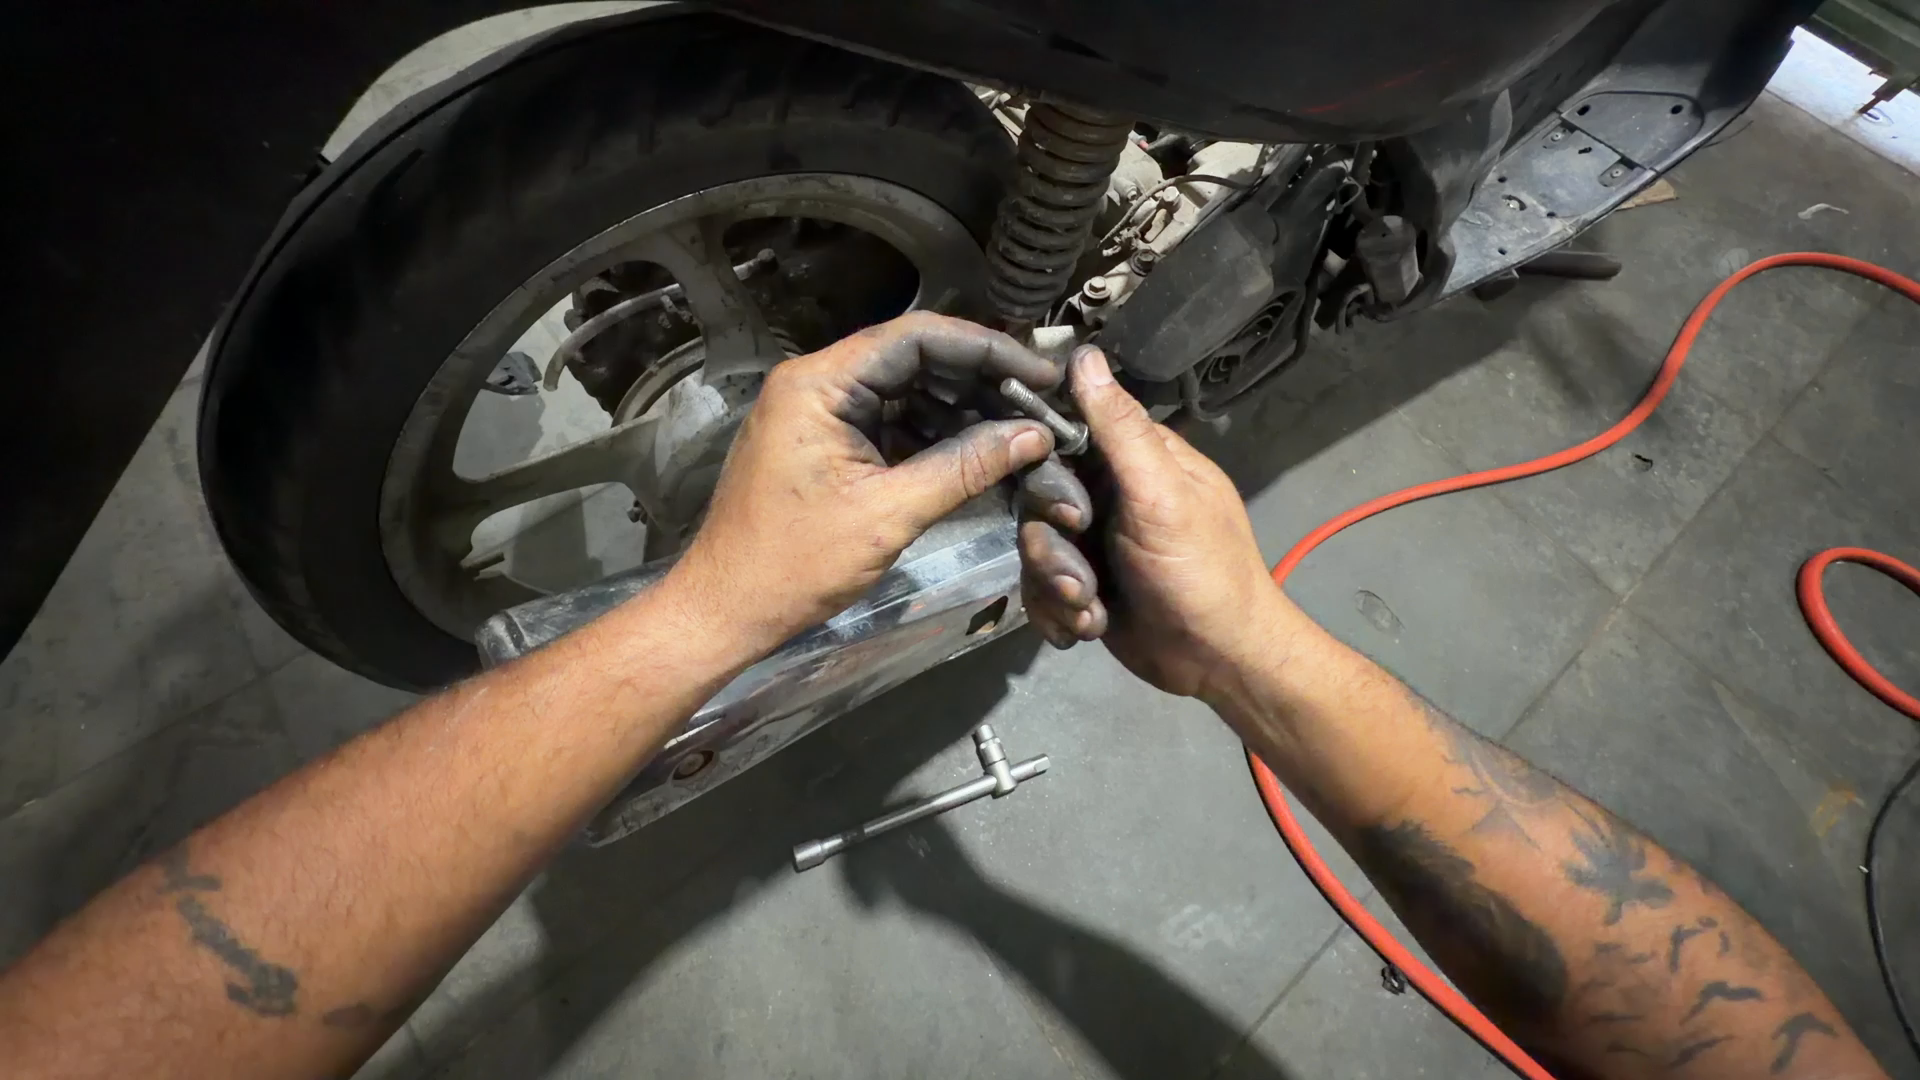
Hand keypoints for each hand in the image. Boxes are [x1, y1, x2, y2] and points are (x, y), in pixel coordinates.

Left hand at [666, 313, 1073, 651]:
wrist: (728, 607)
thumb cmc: (796, 563)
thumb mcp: (888, 513)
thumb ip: (963, 467)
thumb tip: (1034, 436)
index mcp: (821, 383)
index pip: (918, 337)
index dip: (987, 350)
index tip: (1040, 375)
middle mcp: (820, 383)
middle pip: (915, 359)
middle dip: (979, 382)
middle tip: (1039, 406)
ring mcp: (823, 413)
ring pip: (907, 393)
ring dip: (961, 410)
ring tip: (1020, 430)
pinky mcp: (829, 443)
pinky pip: (892, 424)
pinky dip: (934, 436)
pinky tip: (978, 452)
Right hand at [1021, 346, 1296, 699]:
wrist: (1217, 661)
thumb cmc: (1200, 571)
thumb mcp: (1162, 495)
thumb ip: (1120, 429)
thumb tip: (1084, 354)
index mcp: (1132, 461)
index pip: (1063, 437)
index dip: (1048, 472)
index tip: (1070, 513)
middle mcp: (1105, 496)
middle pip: (1037, 503)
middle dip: (1054, 551)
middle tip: (1082, 580)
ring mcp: (1090, 544)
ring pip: (1033, 550)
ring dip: (1057, 589)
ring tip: (1090, 611)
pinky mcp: (1079, 585)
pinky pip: (1039, 589)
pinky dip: (1059, 614)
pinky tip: (1088, 627)